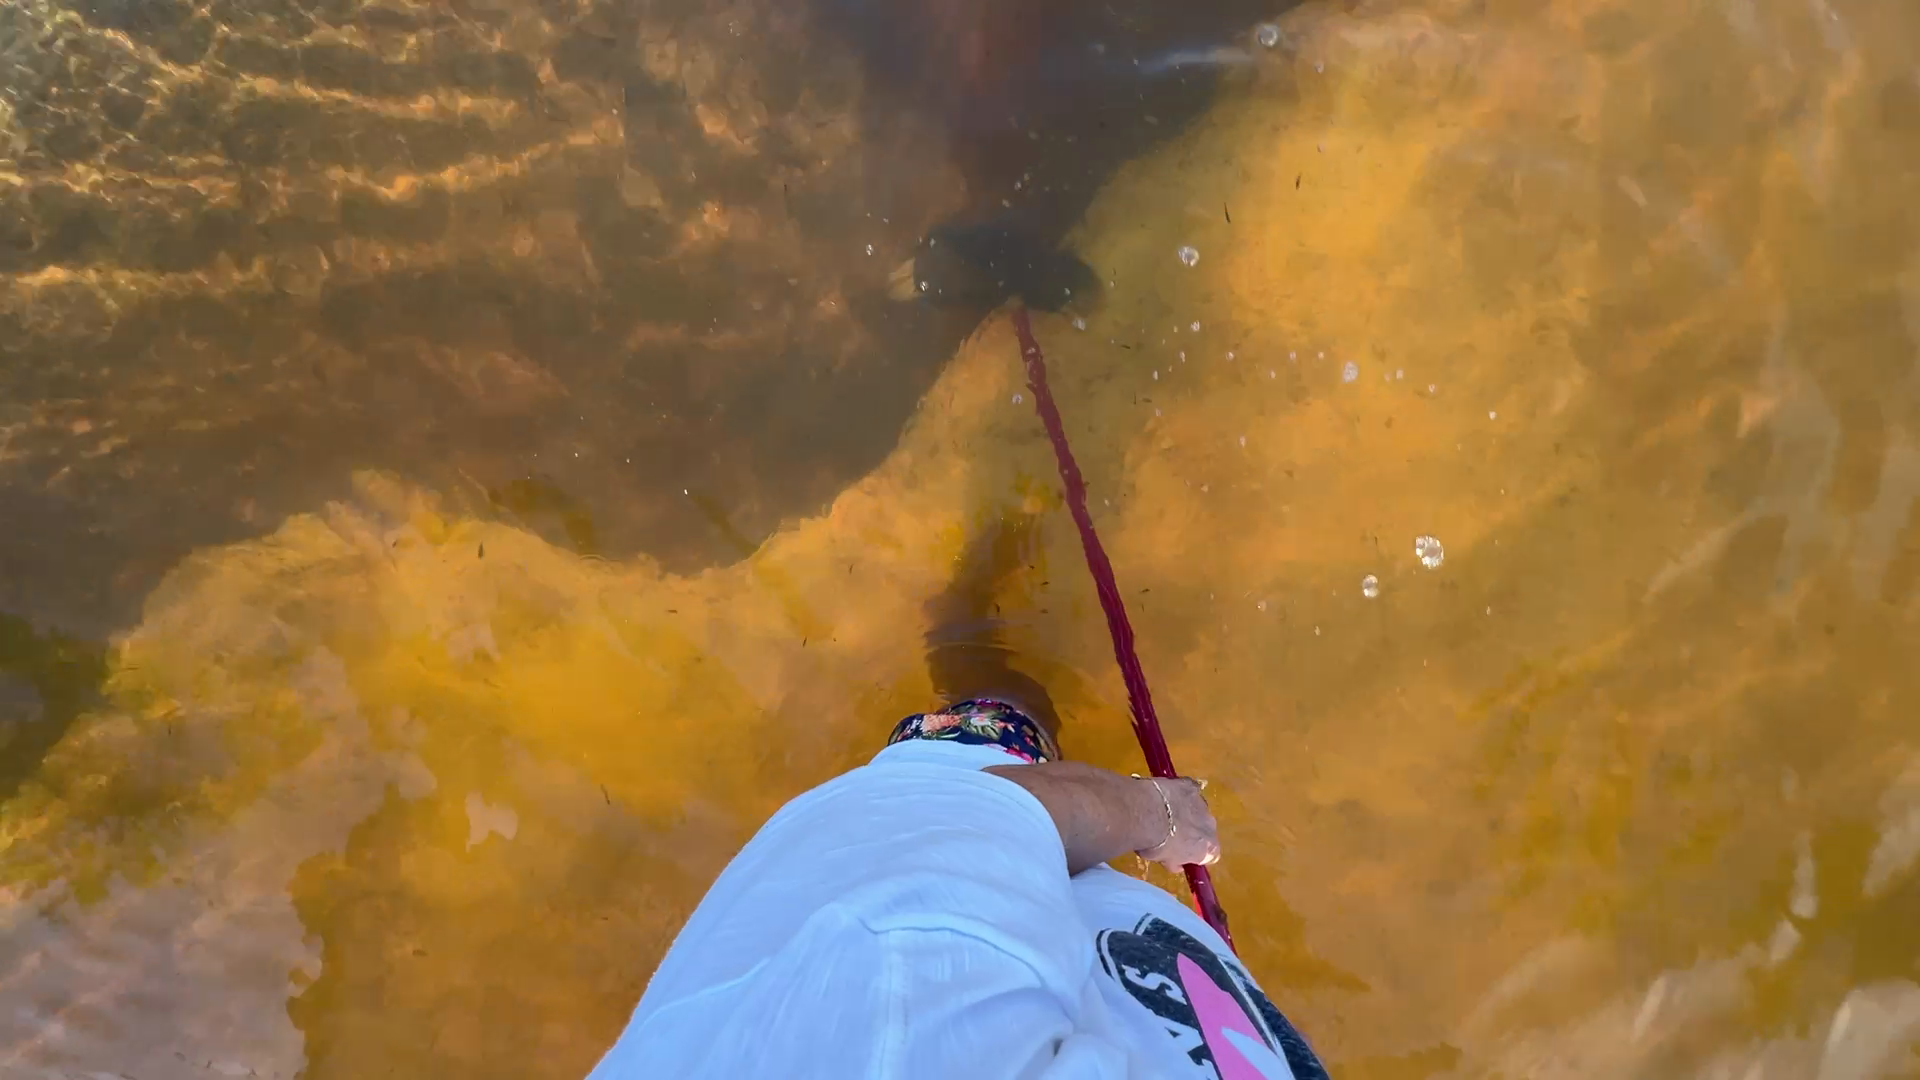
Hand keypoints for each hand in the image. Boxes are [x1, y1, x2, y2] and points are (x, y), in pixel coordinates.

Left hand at [1135, 777, 1219, 871]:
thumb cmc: (1154, 843)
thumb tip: (1177, 864)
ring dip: (1186, 810)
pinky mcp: (1189, 784)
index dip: (1197, 853)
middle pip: (1205, 829)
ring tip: (1165, 809)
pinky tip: (1169, 792)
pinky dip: (1181, 791)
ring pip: (1197, 808)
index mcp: (1208, 848)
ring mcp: (1201, 802)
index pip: (1211, 854)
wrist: (1144, 813)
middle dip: (1192, 830)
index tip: (1184, 853)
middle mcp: (1210, 825)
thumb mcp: (1164, 861)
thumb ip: (1175, 862)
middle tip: (1171, 830)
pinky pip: (1189, 788)